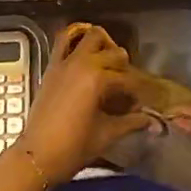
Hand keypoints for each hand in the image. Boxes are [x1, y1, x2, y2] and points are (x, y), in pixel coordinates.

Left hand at [15, 24, 150, 182]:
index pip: (128, 79)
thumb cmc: (74, 147)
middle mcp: (83, 63)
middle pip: (114, 53)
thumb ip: (131, 122)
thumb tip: (152, 121)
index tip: (146, 102)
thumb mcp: (107, 134)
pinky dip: (75, 36)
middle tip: (128, 85)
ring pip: (90, 35)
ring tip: (109, 60)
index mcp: (98, 79)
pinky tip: (86, 48)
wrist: (38, 155)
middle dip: (126, 68)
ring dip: (104, 43)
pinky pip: (63, 39)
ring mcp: (66, 61)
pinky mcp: (52, 65)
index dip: (140, 92)